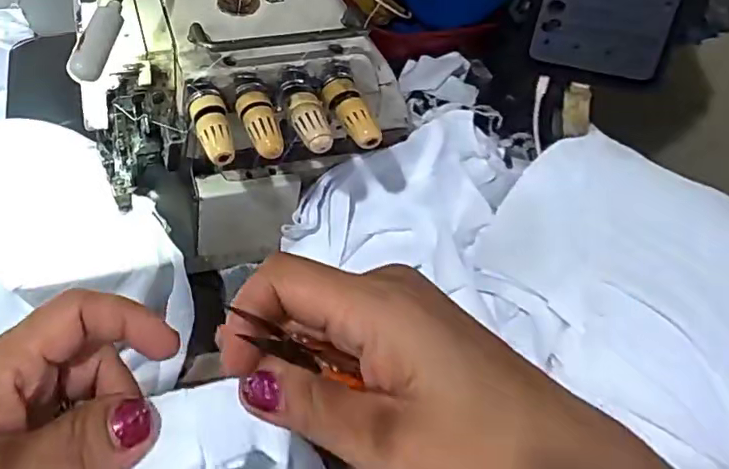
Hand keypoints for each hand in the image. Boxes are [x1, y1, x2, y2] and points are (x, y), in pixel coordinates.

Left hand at [0, 289, 181, 468]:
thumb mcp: (13, 467)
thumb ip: (77, 442)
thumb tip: (143, 415)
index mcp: (8, 360)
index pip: (74, 313)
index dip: (124, 316)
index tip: (172, 350)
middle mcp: (17, 372)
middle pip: (90, 357)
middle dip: (119, 394)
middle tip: (117, 455)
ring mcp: (21, 404)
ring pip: (88, 395)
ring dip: (107, 427)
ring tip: (94, 467)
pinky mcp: (22, 434)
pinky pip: (73, 424)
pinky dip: (92, 444)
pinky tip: (86, 467)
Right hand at [218, 254, 666, 468]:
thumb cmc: (491, 459)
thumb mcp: (390, 446)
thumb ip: (309, 404)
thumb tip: (248, 381)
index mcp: (376, 299)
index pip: (280, 277)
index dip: (245, 315)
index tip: (238, 373)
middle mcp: (388, 285)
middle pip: (302, 294)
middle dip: (273, 340)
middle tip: (268, 399)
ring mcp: (413, 303)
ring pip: (329, 312)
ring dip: (305, 354)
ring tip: (311, 409)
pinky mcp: (430, 326)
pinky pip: (360, 326)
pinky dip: (339, 359)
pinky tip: (355, 403)